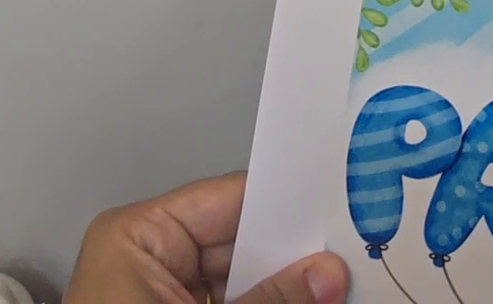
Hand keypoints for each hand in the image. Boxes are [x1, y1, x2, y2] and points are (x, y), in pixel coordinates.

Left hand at [63, 172, 349, 303]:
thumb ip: (269, 301)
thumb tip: (332, 272)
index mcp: (141, 233)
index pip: (229, 198)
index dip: (285, 202)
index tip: (338, 201)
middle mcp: (152, 253)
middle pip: (240, 240)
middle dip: (292, 252)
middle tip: (351, 248)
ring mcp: (162, 293)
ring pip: (241, 277)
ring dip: (286, 285)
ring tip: (341, 280)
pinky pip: (231, 302)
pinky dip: (266, 303)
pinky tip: (312, 302)